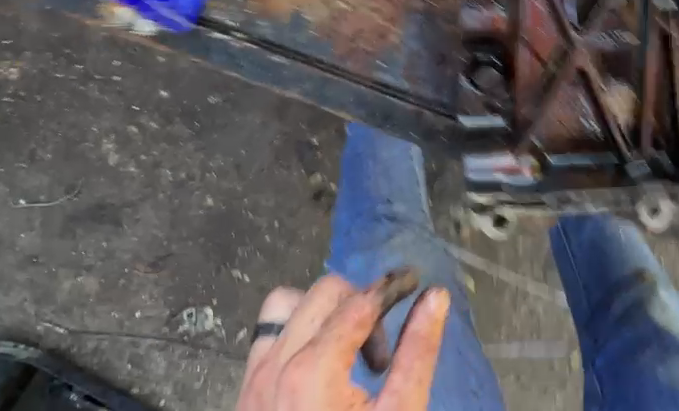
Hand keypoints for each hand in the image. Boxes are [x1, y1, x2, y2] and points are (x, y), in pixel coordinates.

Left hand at [235, 274, 449, 410]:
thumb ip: (417, 352)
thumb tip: (435, 298)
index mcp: (314, 370)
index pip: (360, 301)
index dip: (392, 288)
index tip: (414, 284)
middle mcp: (276, 364)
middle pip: (324, 293)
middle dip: (361, 307)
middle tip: (382, 355)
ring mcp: (253, 379)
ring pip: (286, 306)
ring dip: (322, 313)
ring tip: (348, 352)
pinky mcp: (244, 394)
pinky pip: (266, 337)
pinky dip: (295, 332)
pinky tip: (319, 367)